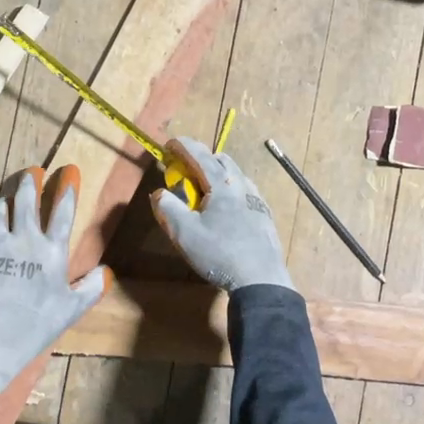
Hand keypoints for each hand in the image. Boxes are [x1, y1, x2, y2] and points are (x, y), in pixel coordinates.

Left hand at [0, 167, 107, 395]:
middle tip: (30, 174)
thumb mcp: (72, 309)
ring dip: (3, 204)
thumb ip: (91, 288)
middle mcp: (26, 239)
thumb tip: (106, 272)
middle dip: (29, 183)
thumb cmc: (37, 324)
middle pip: (26, 201)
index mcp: (52, 250)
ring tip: (4, 203)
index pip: (63, 213)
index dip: (67, 192)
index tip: (69, 174)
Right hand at [150, 137, 293, 292]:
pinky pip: (244, 190)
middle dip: (201, 158)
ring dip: (216, 174)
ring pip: (235, 174)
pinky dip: (229, 189)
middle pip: (220, 160)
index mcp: (222, 184)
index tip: (168, 143)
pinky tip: (225, 209)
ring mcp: (257, 198)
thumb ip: (168, 208)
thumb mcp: (185, 234)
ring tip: (203, 190)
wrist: (261, 279)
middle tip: (184, 170)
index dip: (183, 146)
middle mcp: (242, 184)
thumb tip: (159, 193)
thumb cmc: (220, 253)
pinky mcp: (264, 213)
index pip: (200, 155)